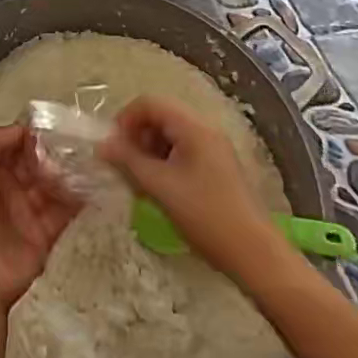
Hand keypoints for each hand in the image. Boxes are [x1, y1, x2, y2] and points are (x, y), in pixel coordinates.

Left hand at [0, 125, 82, 309]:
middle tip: (73, 141)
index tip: (52, 124)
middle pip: (35, 163)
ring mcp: (28, 211)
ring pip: (52, 184)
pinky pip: (64, 210)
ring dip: (66, 172)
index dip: (30, 135)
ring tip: (85, 159)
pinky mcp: (46, 233)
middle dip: (52, 152)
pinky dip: (77, 197)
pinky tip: (91, 183)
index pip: (14, 147)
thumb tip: (22, 128)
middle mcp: (9, 188)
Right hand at [100, 94, 282, 279]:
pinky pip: (182, 151)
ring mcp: (213, 148)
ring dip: (149, 151)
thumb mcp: (160, 187)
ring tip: (139, 181)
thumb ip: (128, 161)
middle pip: (160, 116)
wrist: (254, 254)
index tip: (112, 147)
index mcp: (193, 127)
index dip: (125, 119)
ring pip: (170, 135)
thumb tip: (102, 145)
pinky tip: (159, 190)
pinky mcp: (216, 167)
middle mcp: (204, 129)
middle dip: (136, 136)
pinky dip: (164, 163)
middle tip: (123, 166)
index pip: (150, 103)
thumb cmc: (205, 216)